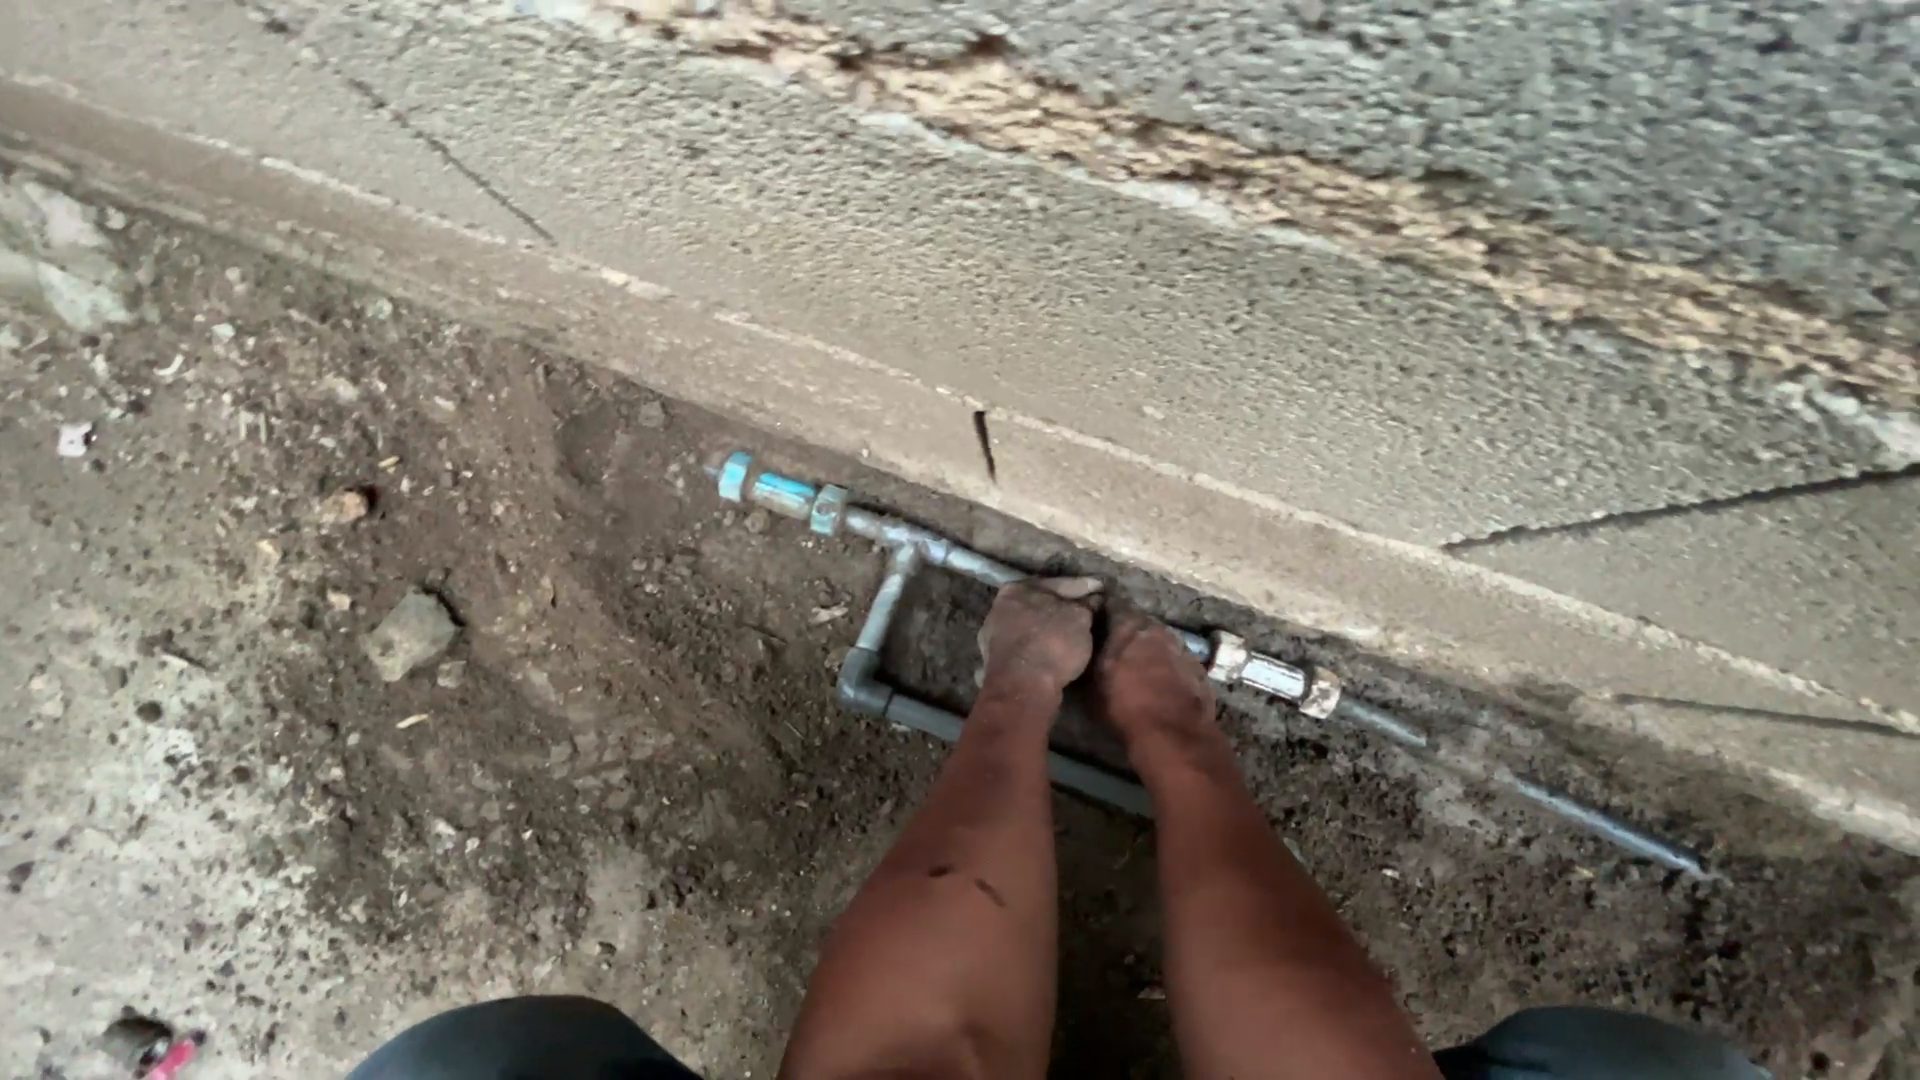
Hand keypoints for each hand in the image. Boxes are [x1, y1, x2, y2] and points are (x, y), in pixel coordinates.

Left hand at [977, 577, 1103, 696]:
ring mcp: (993, 636)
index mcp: (1017, 589)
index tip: (1100, 588)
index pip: (1059, 584)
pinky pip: (1024, 648)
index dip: (1084, 587)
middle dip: (1062, 607)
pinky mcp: (994, 661)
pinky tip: (1051, 651)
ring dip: (1048, 629)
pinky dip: (1038, 647)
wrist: (1022, 687)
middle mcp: (999, 608)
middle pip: (1040, 604)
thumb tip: (1093, 598)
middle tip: (1088, 610)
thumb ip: (1086, 605)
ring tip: (1072, 634)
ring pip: (1030, 627)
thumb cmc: (1052, 644)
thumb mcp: (1080, 619)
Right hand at [1094, 594, 1214, 743]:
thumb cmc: (1124, 706)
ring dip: (1150, 650)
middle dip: (1128, 633)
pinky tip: (1162, 687)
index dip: (1103, 610)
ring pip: (1161, 642)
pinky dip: (1169, 669)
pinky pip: (1178, 663)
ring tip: (1139, 669)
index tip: (1094, 619)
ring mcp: (1183, 648)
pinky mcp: (1200, 670)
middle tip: (1114, 648)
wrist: (1173, 733)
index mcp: (1128, 625)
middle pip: (1139, 623)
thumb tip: (1084, 655)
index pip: (1112, 602)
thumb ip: (1090, 662)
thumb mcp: (1091, 686)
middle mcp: (1157, 629)